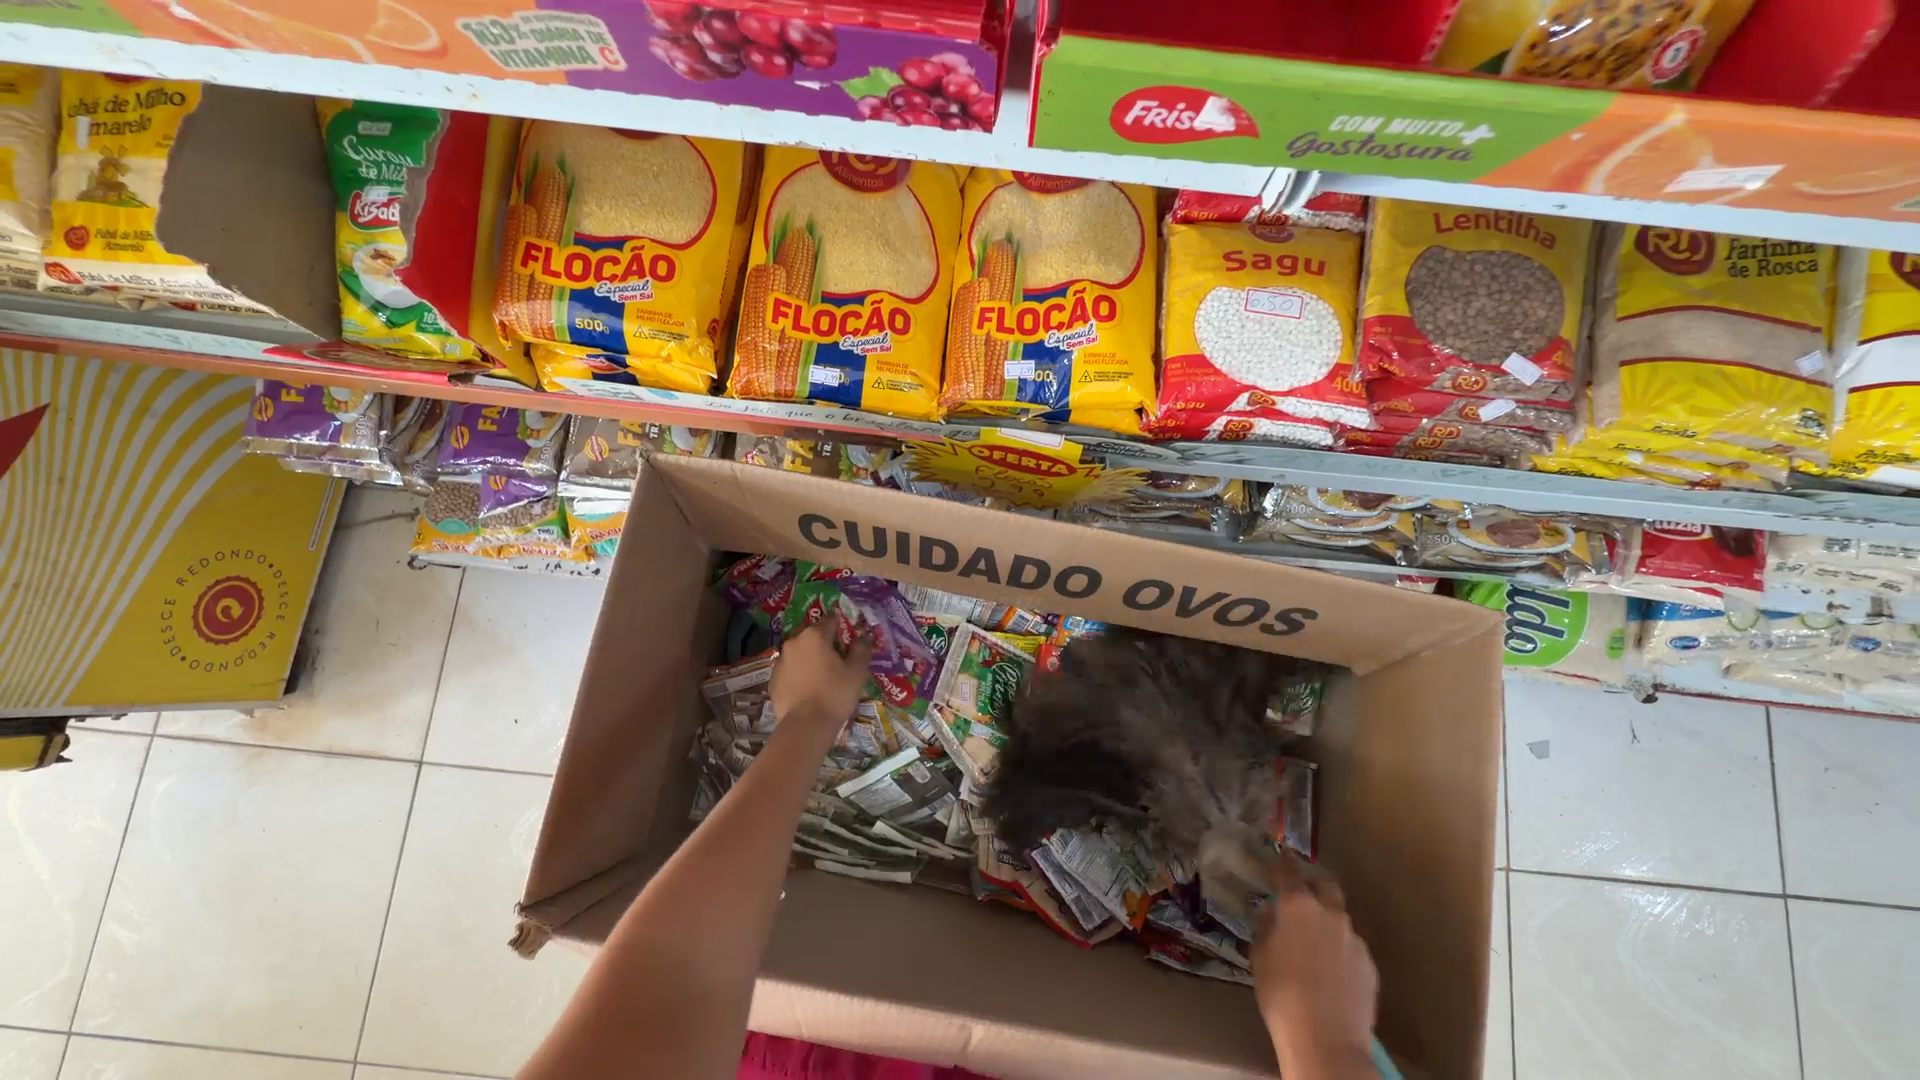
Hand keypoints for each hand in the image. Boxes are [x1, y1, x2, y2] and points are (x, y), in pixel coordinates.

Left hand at [769, 622, 872, 732]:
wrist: (806, 725)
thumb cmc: (835, 693)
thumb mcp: (857, 671)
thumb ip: (861, 649)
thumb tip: (863, 636)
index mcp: (814, 635)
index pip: (830, 620)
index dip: (841, 626)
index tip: (848, 635)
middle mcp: (794, 642)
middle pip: (810, 633)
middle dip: (822, 640)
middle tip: (835, 655)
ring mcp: (780, 661)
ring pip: (798, 651)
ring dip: (808, 656)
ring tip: (821, 673)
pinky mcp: (773, 680)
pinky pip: (789, 669)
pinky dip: (798, 672)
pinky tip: (807, 687)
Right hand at [1251, 859, 1377, 1076]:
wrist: (1326, 1039)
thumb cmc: (1281, 993)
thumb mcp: (1259, 957)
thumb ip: (1265, 929)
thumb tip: (1270, 914)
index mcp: (1298, 907)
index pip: (1288, 873)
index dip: (1282, 863)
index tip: (1279, 854)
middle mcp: (1330, 915)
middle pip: (1326, 888)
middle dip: (1314, 888)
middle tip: (1300, 900)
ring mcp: (1354, 940)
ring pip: (1340, 920)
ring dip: (1327, 924)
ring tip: (1314, 946)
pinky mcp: (1370, 966)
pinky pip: (1351, 948)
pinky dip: (1340, 951)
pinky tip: (1330, 973)